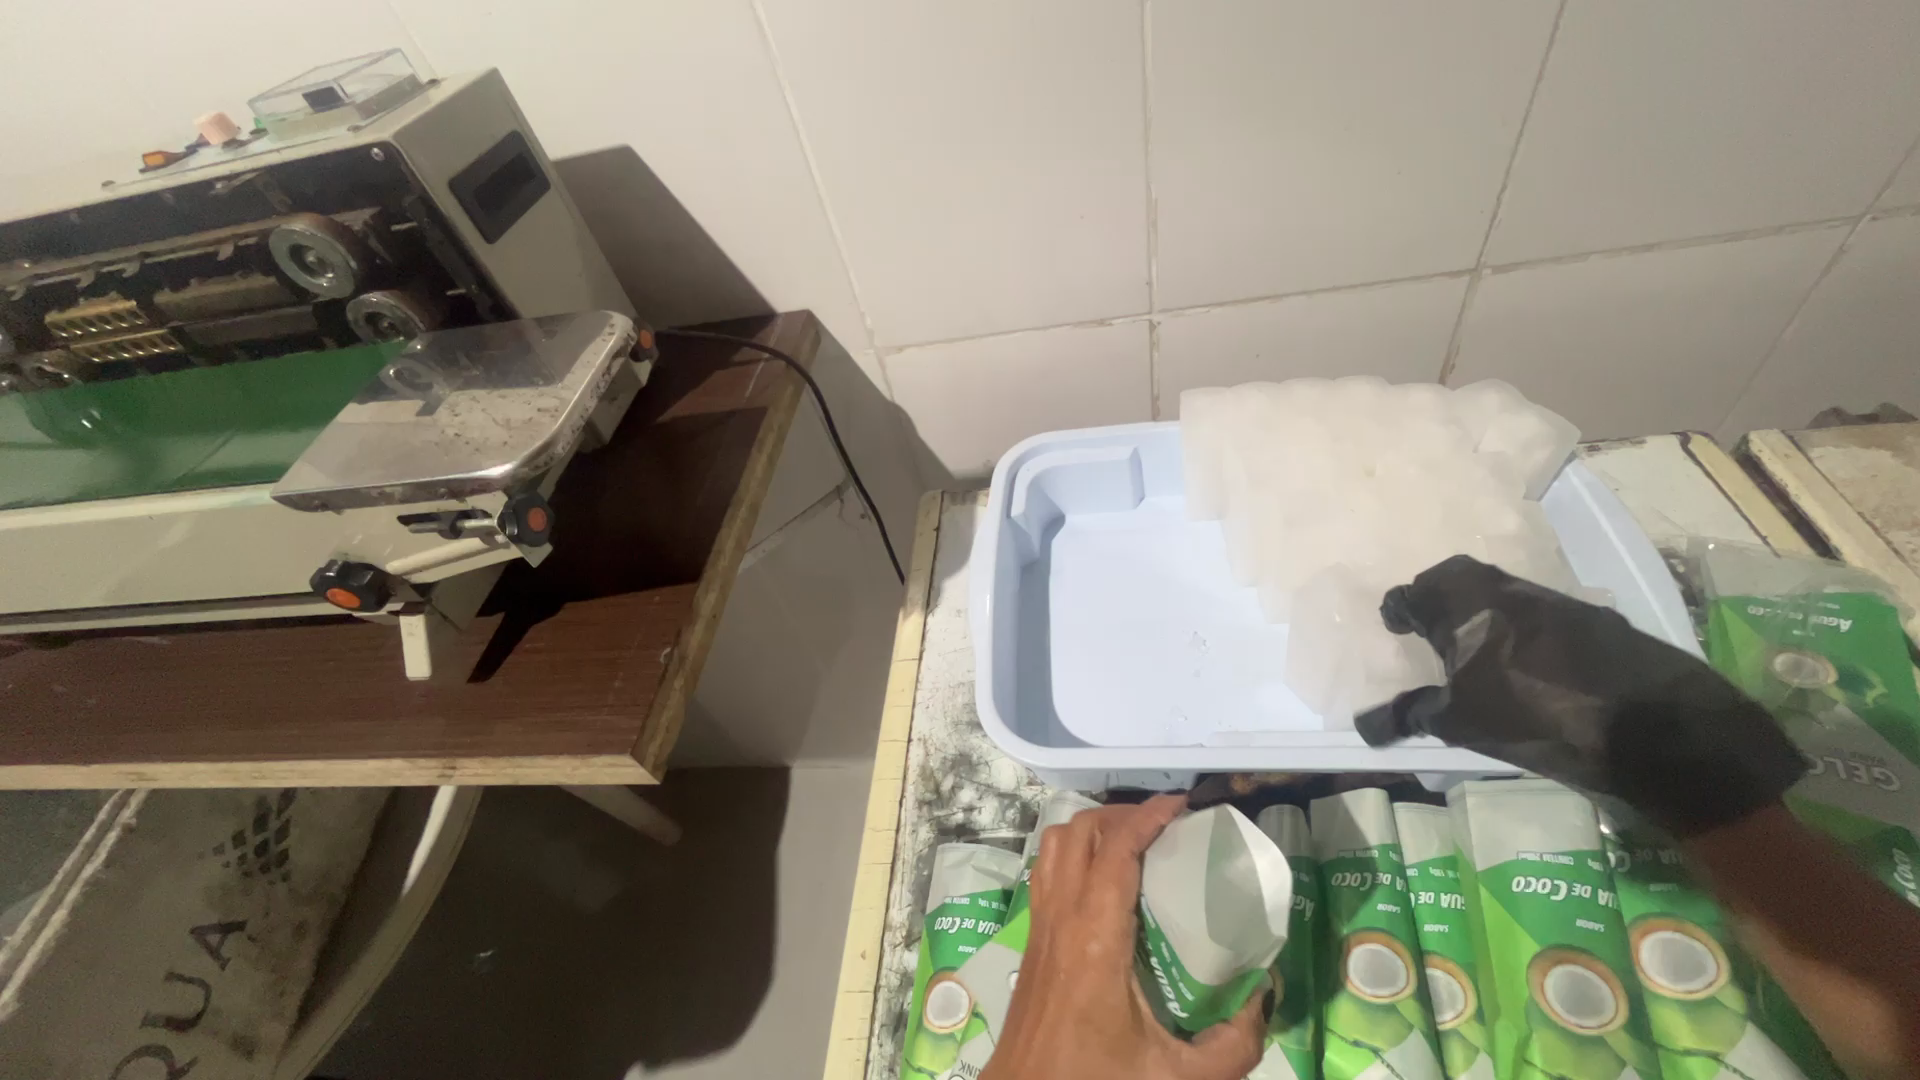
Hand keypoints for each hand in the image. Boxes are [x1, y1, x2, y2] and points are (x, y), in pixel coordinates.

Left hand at [981, 795, 1265, 1079]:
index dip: (1148, 816)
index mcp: (1096, 934)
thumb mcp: (1178, 1077)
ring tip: (1133, 841)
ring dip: (1092, 829)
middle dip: (1121, 815)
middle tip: (1164, 826)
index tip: (1181, 805)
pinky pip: (1046, 868)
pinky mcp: (1032, 933)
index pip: (1117, 848)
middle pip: (1080, 830)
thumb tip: (1263, 1001)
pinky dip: (1072, 852)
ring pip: (1055, 842)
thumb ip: (1232, 1045)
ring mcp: (1040, 919)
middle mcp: (1062, 912)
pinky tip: (1102, 877)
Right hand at [1355, 555, 1805, 835]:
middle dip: (1438, 594)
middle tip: (1430, 624)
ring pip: (1502, 590)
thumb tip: (1364, 726)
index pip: (1413, 593)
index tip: (1394, 625)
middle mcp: (1505, 591)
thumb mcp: (1461, 723)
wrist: (1656, 729)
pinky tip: (1529, 659)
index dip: (1398, 609)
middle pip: (1457, 576)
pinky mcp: (1597, 620)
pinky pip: (1541, 610)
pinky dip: (1521, 625)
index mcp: (1463, 607)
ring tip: (1476, 642)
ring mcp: (1556, 602)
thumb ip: (1410, 715)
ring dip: (1481, 606)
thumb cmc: (1535, 718)